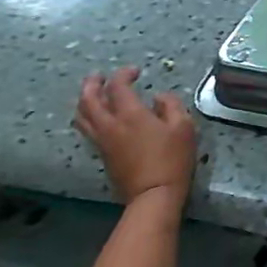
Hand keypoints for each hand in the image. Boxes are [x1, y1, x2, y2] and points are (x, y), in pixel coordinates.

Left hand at [75, 66, 197, 204]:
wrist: (153, 195)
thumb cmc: (172, 159)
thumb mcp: (183, 127)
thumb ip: (171, 105)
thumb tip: (158, 98)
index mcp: (130, 114)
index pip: (117, 86)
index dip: (123, 74)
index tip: (135, 71)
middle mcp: (110, 125)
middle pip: (88, 99)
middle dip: (91, 84)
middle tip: (99, 76)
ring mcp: (102, 141)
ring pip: (82, 116)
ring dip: (85, 101)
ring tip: (94, 95)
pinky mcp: (102, 155)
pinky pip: (87, 130)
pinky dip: (89, 116)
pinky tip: (100, 117)